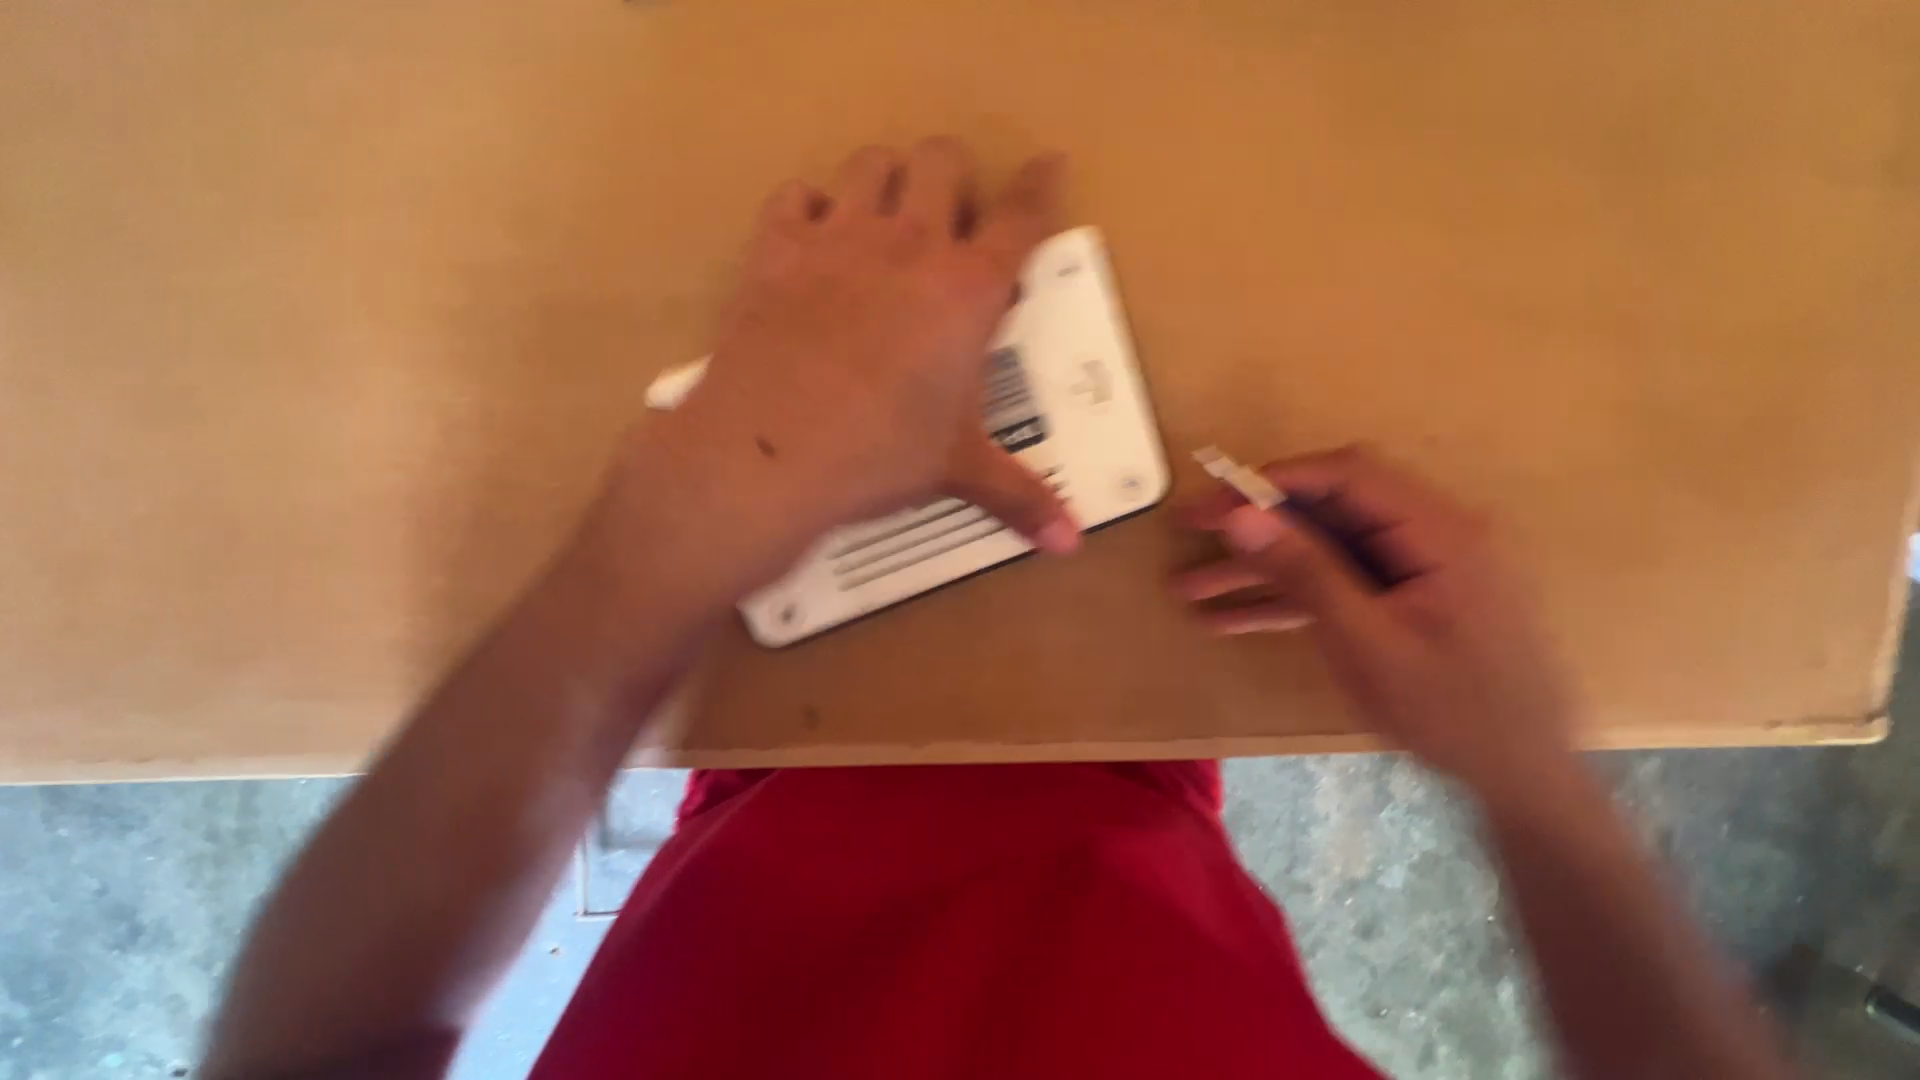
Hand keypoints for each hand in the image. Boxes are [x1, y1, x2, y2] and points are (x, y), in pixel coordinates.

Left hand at [644, 139, 1080, 569]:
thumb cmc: (879, 456)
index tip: (1050, 162)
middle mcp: (909, 245)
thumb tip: (1072, 543)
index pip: (1023, 218)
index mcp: (968, 290)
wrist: (769, 453)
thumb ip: (1021, 496)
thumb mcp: (958, 470)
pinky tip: (813, 239)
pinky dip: (809, 206)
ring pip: (871, 162)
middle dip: (954, 180)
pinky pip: (795, 194)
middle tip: (948, 225)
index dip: (1042, 185)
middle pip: (942, 161)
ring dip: (887, 180)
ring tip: (885, 221)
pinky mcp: (775, 247)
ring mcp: (838, 237)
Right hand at [1172, 446, 1579, 799]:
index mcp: (1440, 531)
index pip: (1347, 474)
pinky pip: (1339, 587)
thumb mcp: (1369, 642)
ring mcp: (1416, 572)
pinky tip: (1227, 621)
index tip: (1216, 499)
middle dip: (1255, 524)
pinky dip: (1288, 600)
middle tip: (1189, 529)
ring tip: (1188, 586)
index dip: (1276, 479)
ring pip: (1324, 552)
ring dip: (1259, 568)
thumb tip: (1241, 515)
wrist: (1526, 780)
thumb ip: (1305, 572)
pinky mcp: (1403, 603)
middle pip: (1329, 510)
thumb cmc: (1456, 713)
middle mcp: (1429, 537)